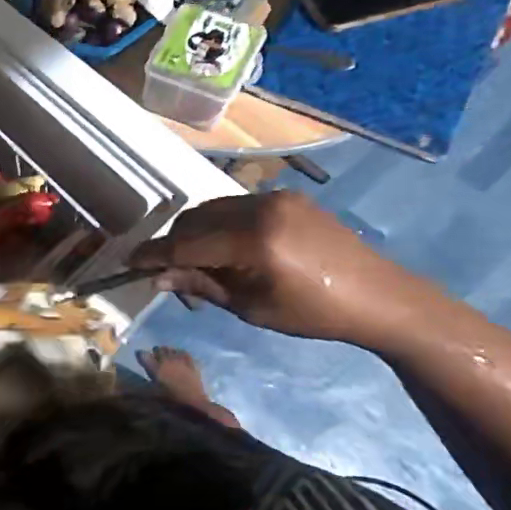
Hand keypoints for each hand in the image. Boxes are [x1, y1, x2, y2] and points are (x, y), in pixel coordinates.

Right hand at [131, 191, 453, 348]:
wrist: (381, 297)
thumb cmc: (314, 314)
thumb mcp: (251, 307)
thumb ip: (201, 286)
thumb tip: (158, 278)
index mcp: (254, 241)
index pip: (187, 243)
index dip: (154, 254)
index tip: (129, 263)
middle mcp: (260, 208)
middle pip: (194, 219)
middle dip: (174, 243)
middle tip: (167, 271)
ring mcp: (274, 197)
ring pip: (211, 208)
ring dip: (195, 231)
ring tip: (199, 261)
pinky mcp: (285, 196)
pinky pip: (235, 204)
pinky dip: (219, 223)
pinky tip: (226, 246)